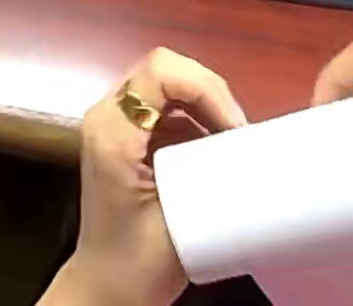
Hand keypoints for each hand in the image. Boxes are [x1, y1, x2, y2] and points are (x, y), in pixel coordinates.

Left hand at [39, 48, 247, 305]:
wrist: (105, 288)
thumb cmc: (138, 263)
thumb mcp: (181, 221)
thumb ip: (210, 174)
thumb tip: (247, 145)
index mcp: (112, 131)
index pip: (158, 73)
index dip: (203, 88)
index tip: (234, 128)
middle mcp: (107, 113)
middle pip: (162, 68)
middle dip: (207, 91)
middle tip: (237, 131)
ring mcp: (114, 119)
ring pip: (164, 80)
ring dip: (203, 100)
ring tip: (230, 135)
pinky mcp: (126, 130)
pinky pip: (163, 102)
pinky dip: (194, 113)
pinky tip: (213, 142)